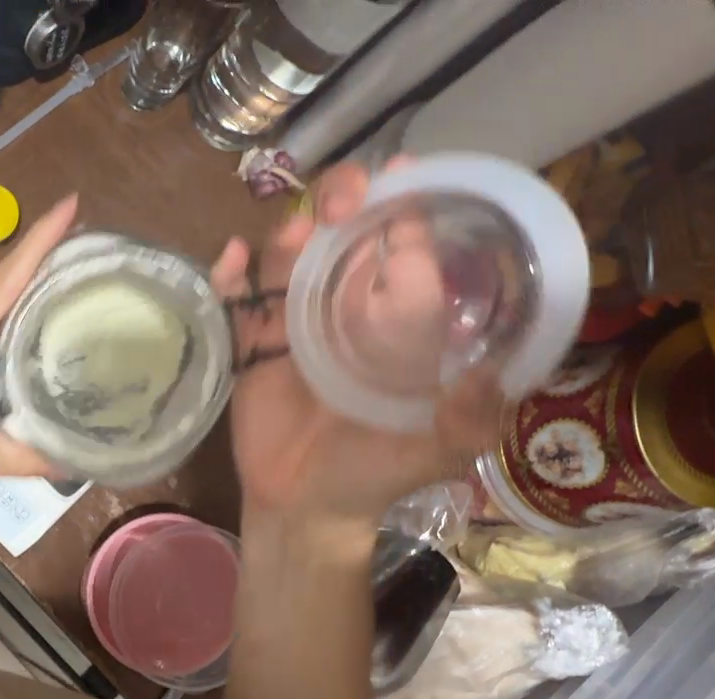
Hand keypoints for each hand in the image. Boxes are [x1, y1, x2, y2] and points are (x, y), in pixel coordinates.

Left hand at [0, 196, 78, 504]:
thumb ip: (25, 457)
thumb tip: (73, 463)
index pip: (3, 284)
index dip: (38, 243)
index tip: (70, 205)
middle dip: (37, 257)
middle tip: (82, 242)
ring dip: (19, 287)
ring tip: (63, 275)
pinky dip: (2, 318)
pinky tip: (24, 325)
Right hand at [212, 163, 502, 527]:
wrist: (303, 506)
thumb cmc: (370, 475)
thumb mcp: (439, 454)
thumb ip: (470, 420)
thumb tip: (482, 374)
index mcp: (398, 324)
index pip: (406, 250)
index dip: (405, 209)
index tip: (401, 176)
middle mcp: (347, 313)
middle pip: (347, 236)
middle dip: (346, 201)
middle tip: (342, 205)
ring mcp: (294, 327)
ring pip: (290, 258)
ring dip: (290, 232)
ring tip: (294, 233)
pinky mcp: (251, 347)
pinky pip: (239, 301)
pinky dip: (232, 275)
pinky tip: (235, 258)